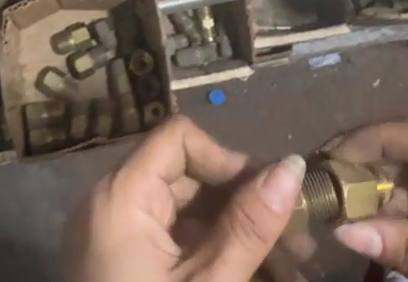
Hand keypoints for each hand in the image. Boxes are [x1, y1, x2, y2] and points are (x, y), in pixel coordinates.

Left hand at [63, 115, 305, 281]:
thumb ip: (250, 224)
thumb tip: (293, 164)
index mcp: (120, 196)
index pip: (179, 139)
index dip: (229, 159)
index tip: (272, 196)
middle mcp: (110, 205)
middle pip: (185, 176)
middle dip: (244, 203)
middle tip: (297, 242)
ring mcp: (113, 238)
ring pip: (186, 214)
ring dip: (237, 233)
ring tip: (289, 269)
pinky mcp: (121, 266)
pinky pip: (173, 243)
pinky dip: (212, 255)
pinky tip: (255, 274)